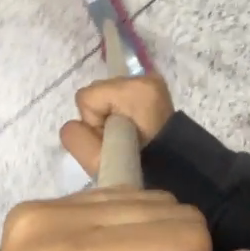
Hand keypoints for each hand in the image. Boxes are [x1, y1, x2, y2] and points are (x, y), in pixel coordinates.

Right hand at [60, 74, 174, 175]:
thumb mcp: (99, 161)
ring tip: (131, 137)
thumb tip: (73, 126)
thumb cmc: (140, 167)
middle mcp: (145, 79)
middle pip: (98, 94)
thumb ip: (77, 138)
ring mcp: (151, 82)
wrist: (176, 171)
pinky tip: (135, 128)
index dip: (93, 125)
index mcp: (136, 91)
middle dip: (102, 120)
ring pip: (108, 96)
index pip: (87, 99)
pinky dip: (122, 112)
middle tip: (122, 142)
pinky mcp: (153, 88)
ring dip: (112, 118)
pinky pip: (121, 97)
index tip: (113, 143)